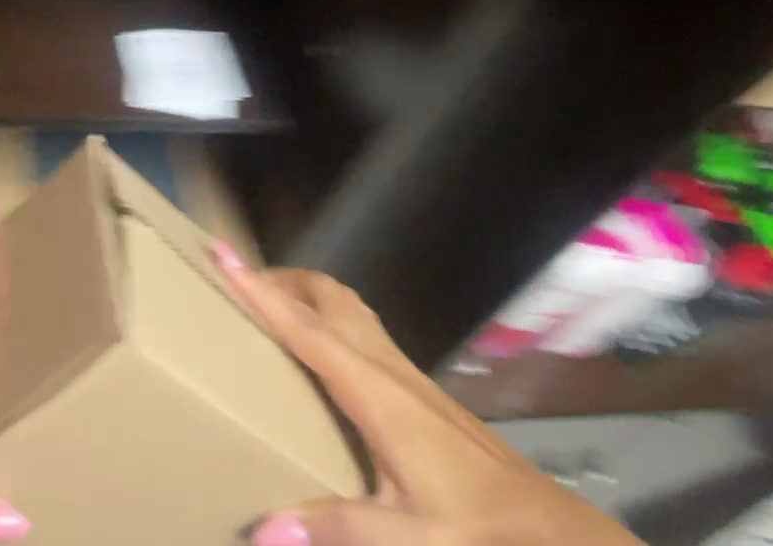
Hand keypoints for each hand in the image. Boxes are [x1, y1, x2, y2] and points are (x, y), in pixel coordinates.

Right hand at [209, 245, 640, 545]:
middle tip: (236, 282)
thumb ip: (338, 528)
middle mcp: (386, 367)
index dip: (259, 291)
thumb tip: (260, 529)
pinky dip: (324, 316)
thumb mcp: (410, 537)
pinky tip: (315, 352)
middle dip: (281, 277)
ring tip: (266, 307)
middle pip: (328, 296)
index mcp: (374, 392)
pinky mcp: (414, 384)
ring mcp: (404, 371)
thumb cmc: (478, 526)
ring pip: (347, 306)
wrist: (548, 529)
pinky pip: (358, 327)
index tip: (224, 254)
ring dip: (304, 292)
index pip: (305, 329)